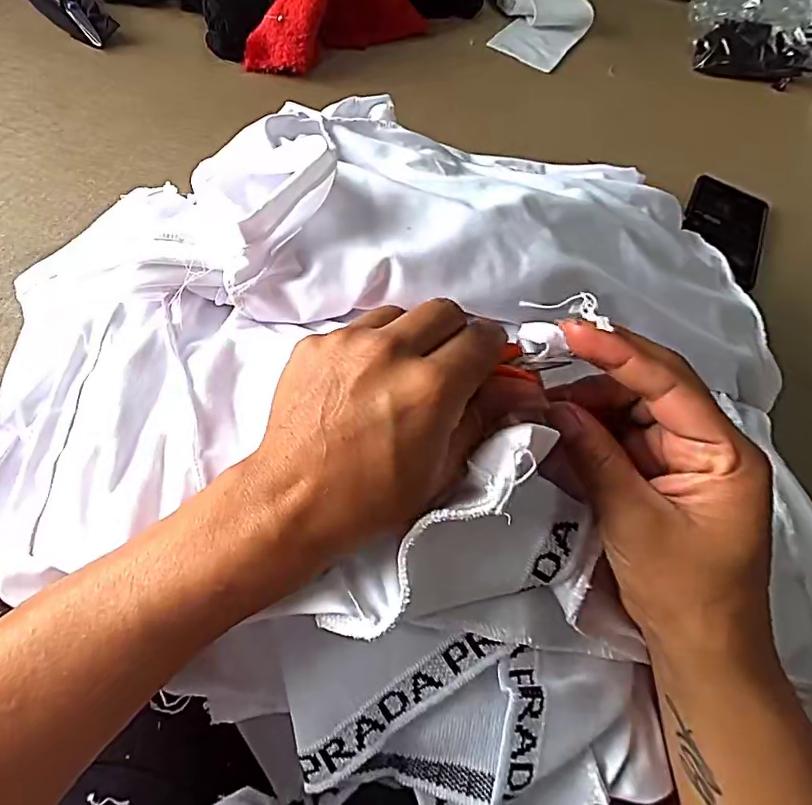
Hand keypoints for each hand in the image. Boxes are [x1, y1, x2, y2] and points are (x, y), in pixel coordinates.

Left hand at [238, 299, 542, 562]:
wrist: (292, 501)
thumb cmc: (369, 499)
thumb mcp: (441, 467)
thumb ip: (484, 416)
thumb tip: (519, 389)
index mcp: (430, 387)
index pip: (483, 337)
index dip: (492, 349)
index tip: (487, 361)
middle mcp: (390, 353)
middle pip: (446, 310)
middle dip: (456, 333)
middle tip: (448, 364)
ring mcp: (348, 343)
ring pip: (401, 313)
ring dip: (412, 335)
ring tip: (400, 372)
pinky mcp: (316, 344)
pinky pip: (359, 327)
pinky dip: (371, 345)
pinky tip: (363, 379)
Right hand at [546, 321, 774, 659]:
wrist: (703, 656)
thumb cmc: (687, 598)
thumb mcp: (635, 523)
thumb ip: (596, 458)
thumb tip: (559, 410)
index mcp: (726, 453)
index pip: (670, 382)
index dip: (619, 352)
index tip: (574, 332)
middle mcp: (710, 445)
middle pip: (651, 389)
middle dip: (597, 378)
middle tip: (547, 370)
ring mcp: (685, 458)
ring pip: (632, 410)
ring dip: (589, 408)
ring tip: (547, 411)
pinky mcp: (663, 474)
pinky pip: (624, 438)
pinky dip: (592, 435)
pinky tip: (562, 434)